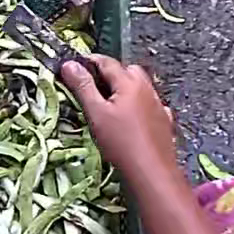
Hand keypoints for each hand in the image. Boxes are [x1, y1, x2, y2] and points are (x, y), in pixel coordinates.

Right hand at [59, 55, 180, 193]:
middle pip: (128, 70)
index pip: (107, 62)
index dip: (89, 61)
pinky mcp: (164, 121)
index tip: (73, 65)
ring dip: (126, 87)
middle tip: (92, 84)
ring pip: (141, 86)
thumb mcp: (96, 113)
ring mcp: (158, 105)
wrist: (152, 172)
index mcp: (128, 83)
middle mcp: (146, 88)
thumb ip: (83, 87)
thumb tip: (69, 64)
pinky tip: (133, 116)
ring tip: (111, 100)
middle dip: (110, 72)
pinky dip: (139, 104)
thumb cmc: (121, 142)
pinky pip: (151, 104)